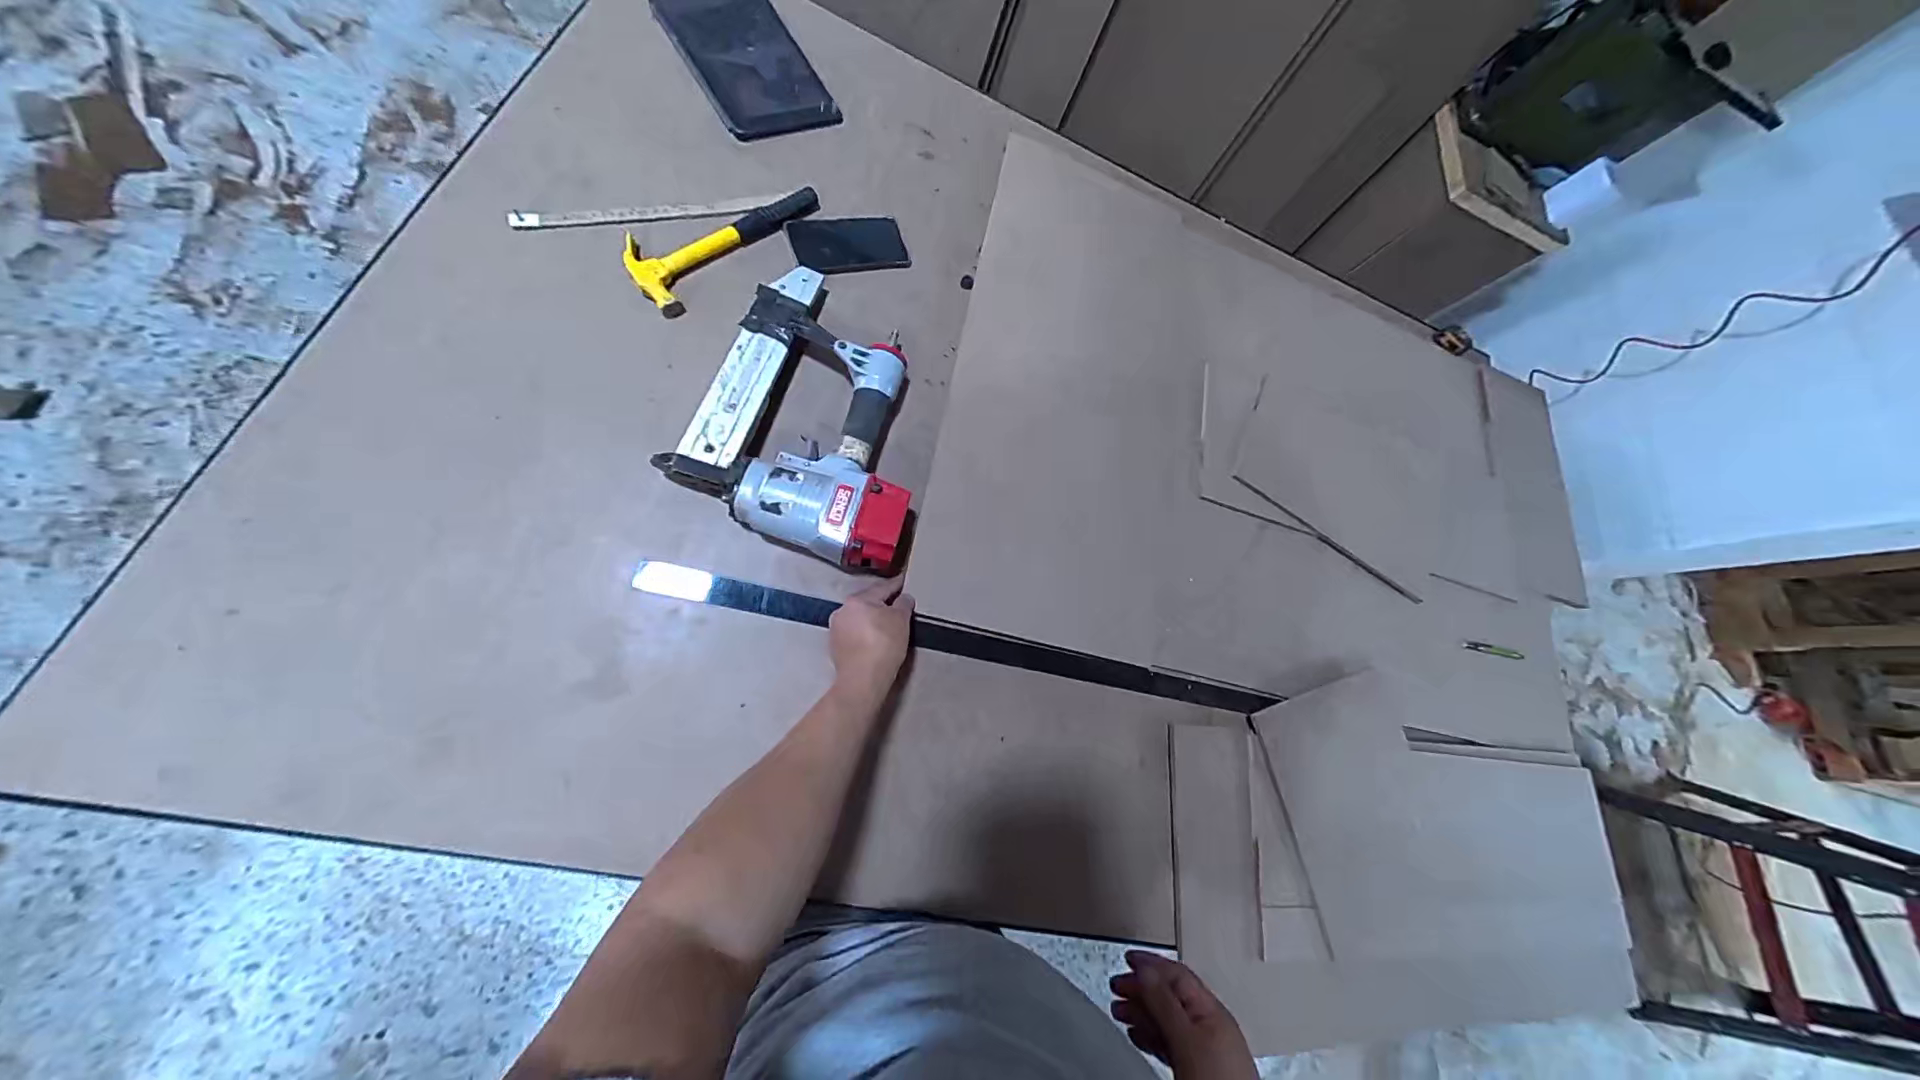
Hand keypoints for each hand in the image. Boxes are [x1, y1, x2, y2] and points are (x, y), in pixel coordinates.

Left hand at [828, 578, 914, 705]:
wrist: (863, 679)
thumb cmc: (884, 645)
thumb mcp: (901, 620)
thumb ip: (903, 604)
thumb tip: (903, 598)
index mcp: (857, 600)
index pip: (882, 588)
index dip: (896, 585)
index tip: (904, 581)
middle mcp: (842, 611)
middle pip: (868, 602)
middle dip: (882, 603)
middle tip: (898, 606)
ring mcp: (836, 629)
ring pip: (859, 618)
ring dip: (872, 620)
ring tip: (887, 626)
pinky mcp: (835, 647)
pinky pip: (854, 634)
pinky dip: (864, 634)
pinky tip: (874, 641)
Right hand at [1109, 951, 1256, 1079]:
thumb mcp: (1186, 1039)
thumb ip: (1164, 1003)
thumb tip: (1145, 970)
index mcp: (1212, 1012)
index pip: (1178, 975)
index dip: (1151, 964)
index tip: (1128, 958)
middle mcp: (1210, 1027)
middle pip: (1170, 996)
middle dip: (1141, 988)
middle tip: (1117, 985)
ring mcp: (1205, 1050)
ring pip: (1167, 1020)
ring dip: (1141, 1012)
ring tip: (1120, 1011)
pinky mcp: (1198, 1070)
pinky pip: (1169, 1042)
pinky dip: (1150, 1035)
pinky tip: (1139, 1037)